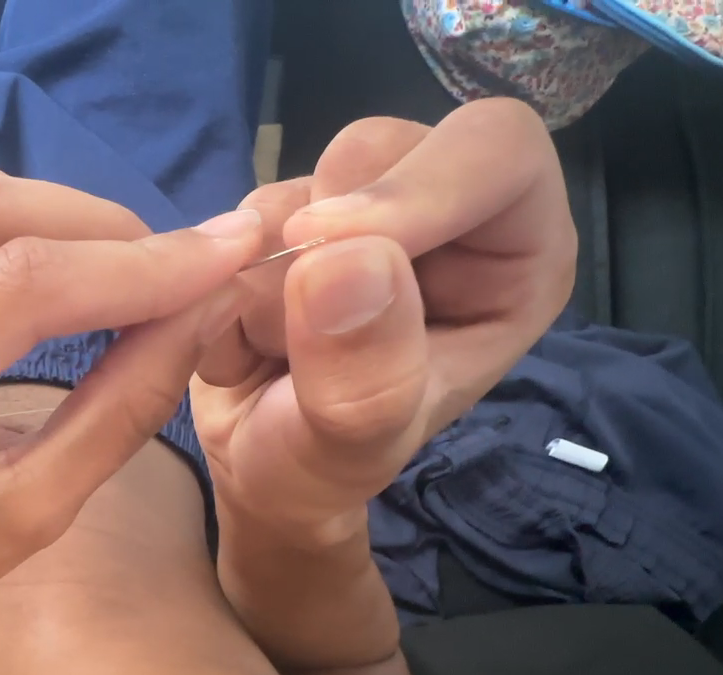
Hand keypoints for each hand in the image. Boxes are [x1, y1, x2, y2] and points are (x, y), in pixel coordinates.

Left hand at [0, 160, 262, 658]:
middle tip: (174, 265)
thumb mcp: (36, 510)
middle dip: (97, 225)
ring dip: (58, 220)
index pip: (10, 290)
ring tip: (126, 270)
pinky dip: (14, 236)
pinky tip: (62, 272)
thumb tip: (204, 305)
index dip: (129, 264)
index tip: (224, 254)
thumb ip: (121, 407)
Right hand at [191, 99, 576, 539]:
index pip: (493, 154)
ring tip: (265, 353)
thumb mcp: (352, 447)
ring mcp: (351, 219)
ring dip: (253, 280)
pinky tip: (237, 338)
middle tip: (286, 331)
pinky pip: (227, 227)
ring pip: (285, 192)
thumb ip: (363, 374)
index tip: (322, 245)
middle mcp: (436, 221)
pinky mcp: (281, 229)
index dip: (413, 186)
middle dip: (309, 247)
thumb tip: (338, 261)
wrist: (254, 472)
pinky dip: (216, 286)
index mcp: (507, 260)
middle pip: (373, 153)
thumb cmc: (320, 469)